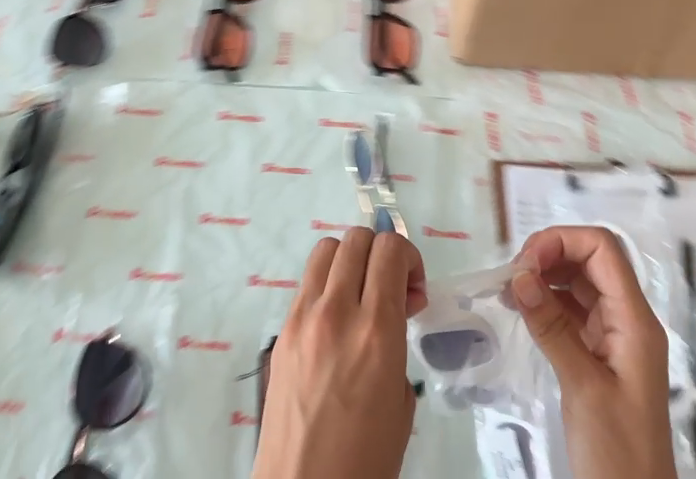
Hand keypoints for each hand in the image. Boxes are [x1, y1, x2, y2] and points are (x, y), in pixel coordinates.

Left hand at [254, 228, 427, 478]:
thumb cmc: (366, 458)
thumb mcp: (401, 398)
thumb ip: (398, 339)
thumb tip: (394, 310)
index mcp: (376, 331)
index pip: (390, 250)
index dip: (409, 258)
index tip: (414, 289)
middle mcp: (336, 313)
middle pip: (357, 239)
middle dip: (382, 253)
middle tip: (392, 289)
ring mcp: (302, 319)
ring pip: (326, 250)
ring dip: (350, 261)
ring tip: (362, 297)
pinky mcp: (281, 333)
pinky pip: (307, 284)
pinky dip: (327, 285)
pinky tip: (337, 322)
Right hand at [513, 226, 674, 478]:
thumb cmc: (617, 449)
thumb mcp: (583, 387)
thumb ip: (552, 327)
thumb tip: (520, 275)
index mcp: (635, 320)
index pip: (603, 250)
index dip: (562, 242)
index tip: (524, 262)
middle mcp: (627, 319)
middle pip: (591, 260)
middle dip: (550, 254)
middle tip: (511, 276)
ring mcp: (614, 336)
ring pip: (580, 283)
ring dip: (545, 276)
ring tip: (509, 289)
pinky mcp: (598, 353)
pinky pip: (572, 310)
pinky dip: (546, 301)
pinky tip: (521, 308)